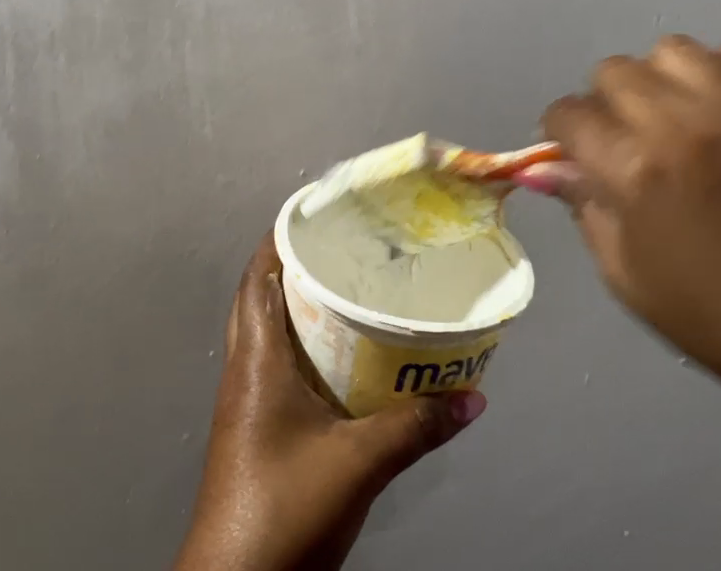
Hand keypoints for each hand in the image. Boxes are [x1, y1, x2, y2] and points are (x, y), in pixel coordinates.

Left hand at [174, 237, 485, 570]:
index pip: (257, 276)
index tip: (320, 214)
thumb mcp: (359, 462)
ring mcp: (250, 401)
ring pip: (273, 333)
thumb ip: (417, 427)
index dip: (281, 237)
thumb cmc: (284, 505)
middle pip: (264, 298)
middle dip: (300, 267)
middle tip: (349, 249)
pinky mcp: (261, 428)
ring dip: (305, 308)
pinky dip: (313, 349)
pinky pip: (284, 368)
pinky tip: (351, 358)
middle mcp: (246, 370)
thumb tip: (473, 397)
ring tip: (355, 290)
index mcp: (256, 360)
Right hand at [520, 33, 720, 394]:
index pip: (569, 113)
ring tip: (674, 116)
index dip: (561, 134)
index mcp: (635, 169)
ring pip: (676, 49)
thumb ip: (586, 207)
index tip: (574, 157)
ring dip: (662, 78)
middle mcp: (683, 124)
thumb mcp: (626, 275)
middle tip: (623, 141)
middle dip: (604, 104)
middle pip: (614, 71)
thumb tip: (551, 168)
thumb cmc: (715, 316)